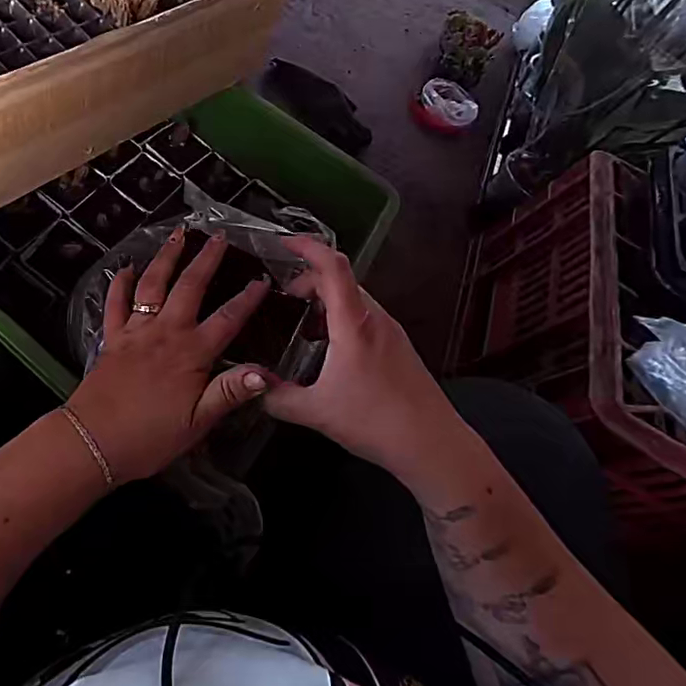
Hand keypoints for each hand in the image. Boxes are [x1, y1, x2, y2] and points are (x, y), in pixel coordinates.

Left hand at [66, 227, 272, 483]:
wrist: (91, 444)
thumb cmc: (149, 437)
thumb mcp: (197, 423)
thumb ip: (230, 392)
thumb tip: (265, 371)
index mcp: (191, 353)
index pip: (227, 318)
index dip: (247, 299)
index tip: (262, 280)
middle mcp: (166, 332)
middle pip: (190, 286)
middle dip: (206, 259)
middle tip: (219, 236)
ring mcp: (136, 331)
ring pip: (153, 284)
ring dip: (167, 257)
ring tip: (178, 234)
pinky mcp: (112, 338)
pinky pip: (116, 303)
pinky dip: (120, 283)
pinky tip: (125, 268)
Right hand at [263, 236, 467, 475]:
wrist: (431, 442)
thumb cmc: (375, 421)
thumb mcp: (317, 412)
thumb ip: (279, 398)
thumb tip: (254, 388)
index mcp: (354, 323)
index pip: (333, 266)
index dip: (309, 246)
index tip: (285, 242)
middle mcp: (375, 318)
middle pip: (342, 279)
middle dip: (311, 278)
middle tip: (286, 295)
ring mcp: (391, 330)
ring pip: (355, 297)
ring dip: (328, 298)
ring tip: (305, 322)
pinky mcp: (399, 345)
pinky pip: (366, 315)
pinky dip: (343, 316)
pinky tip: (332, 347)